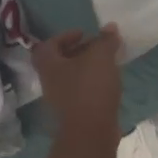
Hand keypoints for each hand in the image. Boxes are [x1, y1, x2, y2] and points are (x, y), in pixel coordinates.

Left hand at [33, 25, 123, 139]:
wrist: (90, 130)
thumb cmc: (90, 87)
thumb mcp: (101, 57)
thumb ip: (105, 40)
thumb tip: (110, 27)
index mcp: (49, 66)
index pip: (47, 45)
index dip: (64, 36)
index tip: (84, 33)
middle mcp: (50, 82)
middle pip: (59, 61)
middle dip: (78, 51)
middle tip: (98, 46)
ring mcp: (61, 99)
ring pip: (71, 76)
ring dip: (86, 67)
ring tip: (107, 63)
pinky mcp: (74, 111)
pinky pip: (81, 90)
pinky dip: (92, 82)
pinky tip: (109, 81)